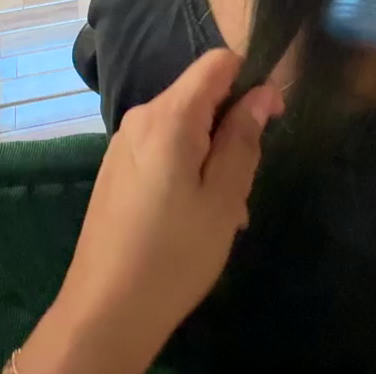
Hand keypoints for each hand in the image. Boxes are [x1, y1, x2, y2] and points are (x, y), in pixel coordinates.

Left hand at [18, 50, 282, 373]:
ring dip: (211, 153)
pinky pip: (163, 146)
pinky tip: (191, 216)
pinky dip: (186, 166)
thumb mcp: (223, 197)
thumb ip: (243, 138)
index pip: (217, 62)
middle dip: (231, 126)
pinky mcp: (116, 167)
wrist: (103, 312)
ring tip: (221, 210)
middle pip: (201, 95)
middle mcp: (142, 116)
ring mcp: (124, 142)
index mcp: (169, 115)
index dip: (252, 79)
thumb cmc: (174, 254)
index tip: (273, 118)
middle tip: (243, 183)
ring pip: (184, 125)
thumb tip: (262, 93)